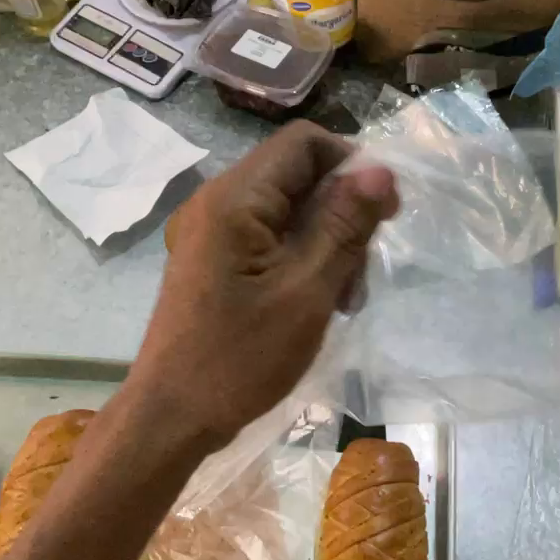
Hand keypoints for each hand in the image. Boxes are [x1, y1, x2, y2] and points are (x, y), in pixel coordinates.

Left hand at [135, 122, 398, 446]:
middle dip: (342, 213)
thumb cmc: (242, 357)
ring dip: (327, 243)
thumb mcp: (307, 292)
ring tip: (343, 298)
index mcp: (236, 199)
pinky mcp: (216, 262)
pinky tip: (320, 302)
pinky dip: (303, 261)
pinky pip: (270, 241)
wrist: (175, 415)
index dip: (352, 166)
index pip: (304, 143)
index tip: (384, 213)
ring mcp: (214, 234)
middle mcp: (219, 203)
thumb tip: (380, 170)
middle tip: (362, 271)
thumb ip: (344, 226)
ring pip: (289, 212)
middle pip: (298, 176)